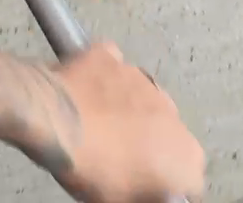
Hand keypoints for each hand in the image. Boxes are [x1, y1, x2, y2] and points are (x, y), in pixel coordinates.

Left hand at [43, 43, 204, 202]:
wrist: (54, 120)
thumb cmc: (92, 169)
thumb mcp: (124, 200)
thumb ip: (147, 193)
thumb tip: (146, 188)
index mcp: (186, 156)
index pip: (187, 175)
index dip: (164, 179)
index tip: (145, 180)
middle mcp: (171, 112)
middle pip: (166, 128)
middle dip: (149, 135)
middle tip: (120, 145)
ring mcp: (138, 77)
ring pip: (141, 93)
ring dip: (128, 102)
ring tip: (99, 113)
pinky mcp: (109, 55)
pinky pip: (111, 62)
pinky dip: (103, 70)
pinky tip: (87, 83)